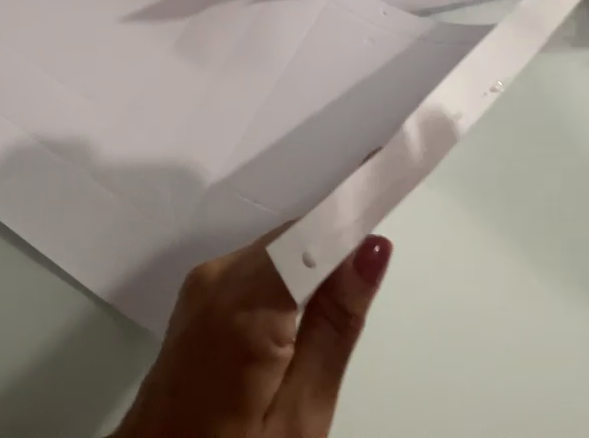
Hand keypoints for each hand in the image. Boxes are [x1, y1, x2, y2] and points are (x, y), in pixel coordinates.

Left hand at [111, 232, 391, 437]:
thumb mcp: (300, 413)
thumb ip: (336, 326)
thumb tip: (372, 248)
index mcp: (244, 304)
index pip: (312, 233)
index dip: (353, 205)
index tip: (391, 174)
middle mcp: (218, 278)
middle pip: (294, 238)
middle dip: (338, 241)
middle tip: (379, 259)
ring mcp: (202, 284)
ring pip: (276, 250)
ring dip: (314, 261)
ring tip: (346, 296)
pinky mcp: (197, 295)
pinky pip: (256, 265)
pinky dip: (287, 275)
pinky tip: (303, 309)